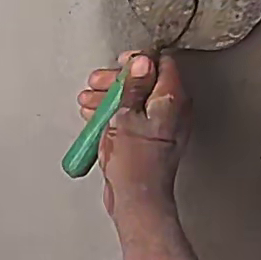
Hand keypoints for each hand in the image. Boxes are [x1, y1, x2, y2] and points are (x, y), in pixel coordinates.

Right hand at [78, 51, 190, 216]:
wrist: (136, 198)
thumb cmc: (134, 163)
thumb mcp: (126, 116)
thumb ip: (133, 87)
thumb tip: (140, 63)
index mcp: (171, 99)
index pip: (160, 64)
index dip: (137, 61)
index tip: (117, 64)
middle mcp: (172, 111)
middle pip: (146, 83)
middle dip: (117, 81)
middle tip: (96, 84)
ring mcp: (162, 127)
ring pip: (136, 102)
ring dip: (111, 99)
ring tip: (88, 102)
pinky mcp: (150, 141)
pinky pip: (133, 120)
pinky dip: (115, 116)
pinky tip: (97, 118)